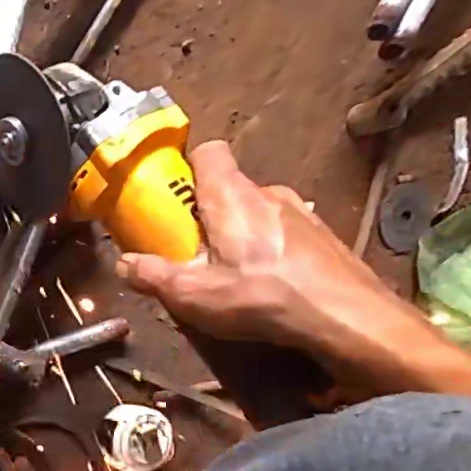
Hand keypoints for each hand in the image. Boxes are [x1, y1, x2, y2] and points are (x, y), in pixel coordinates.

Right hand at [118, 141, 470, 399]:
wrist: (345, 318)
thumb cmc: (263, 297)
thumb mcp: (191, 293)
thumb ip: (152, 276)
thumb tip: (124, 265)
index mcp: (231, 195)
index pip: (207, 152)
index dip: (185, 170)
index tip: (170, 202)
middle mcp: (268, 193)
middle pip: (227, 189)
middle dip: (204, 217)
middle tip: (191, 255)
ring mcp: (300, 213)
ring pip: (256, 214)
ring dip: (237, 237)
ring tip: (228, 279)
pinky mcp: (321, 237)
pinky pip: (281, 234)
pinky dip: (266, 252)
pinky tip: (264, 287)